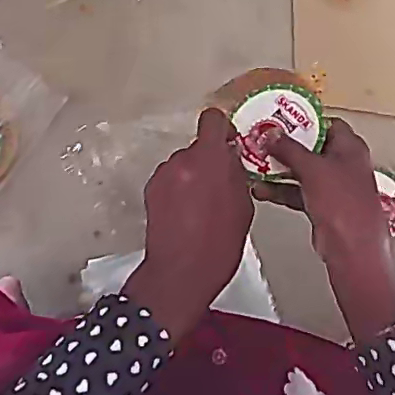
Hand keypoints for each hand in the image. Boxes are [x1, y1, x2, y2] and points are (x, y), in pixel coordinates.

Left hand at [122, 108, 254, 340]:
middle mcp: (182, 161)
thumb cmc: (218, 245)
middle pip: (199, 146)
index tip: (229, 140)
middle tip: (222, 183)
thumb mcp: (243, 207)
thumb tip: (232, 160)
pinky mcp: (151, 191)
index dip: (223, 127)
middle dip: (211, 160)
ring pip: (184, 163)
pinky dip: (180, 188)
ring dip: (194, 175)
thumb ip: (237, 175)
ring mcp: (163, 175)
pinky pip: (171, 179)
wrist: (180, 274)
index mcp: (209, 160)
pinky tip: (188, 212)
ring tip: (204, 204)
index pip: (212, 120)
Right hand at [266, 120, 387, 264]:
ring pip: (303, 171)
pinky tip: (262, 189)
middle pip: (312, 147)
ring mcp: (334, 187)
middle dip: (286, 146)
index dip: (305, 120)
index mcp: (350, 147)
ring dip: (280, 169)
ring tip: (257, 163)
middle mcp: (344, 164)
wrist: (352, 249)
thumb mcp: (312, 169)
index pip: (327, 123)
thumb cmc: (345, 206)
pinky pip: (298, 192)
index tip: (282, 119)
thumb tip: (273, 134)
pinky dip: (281, 190)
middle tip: (264, 141)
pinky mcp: (324, 206)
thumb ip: (290, 149)